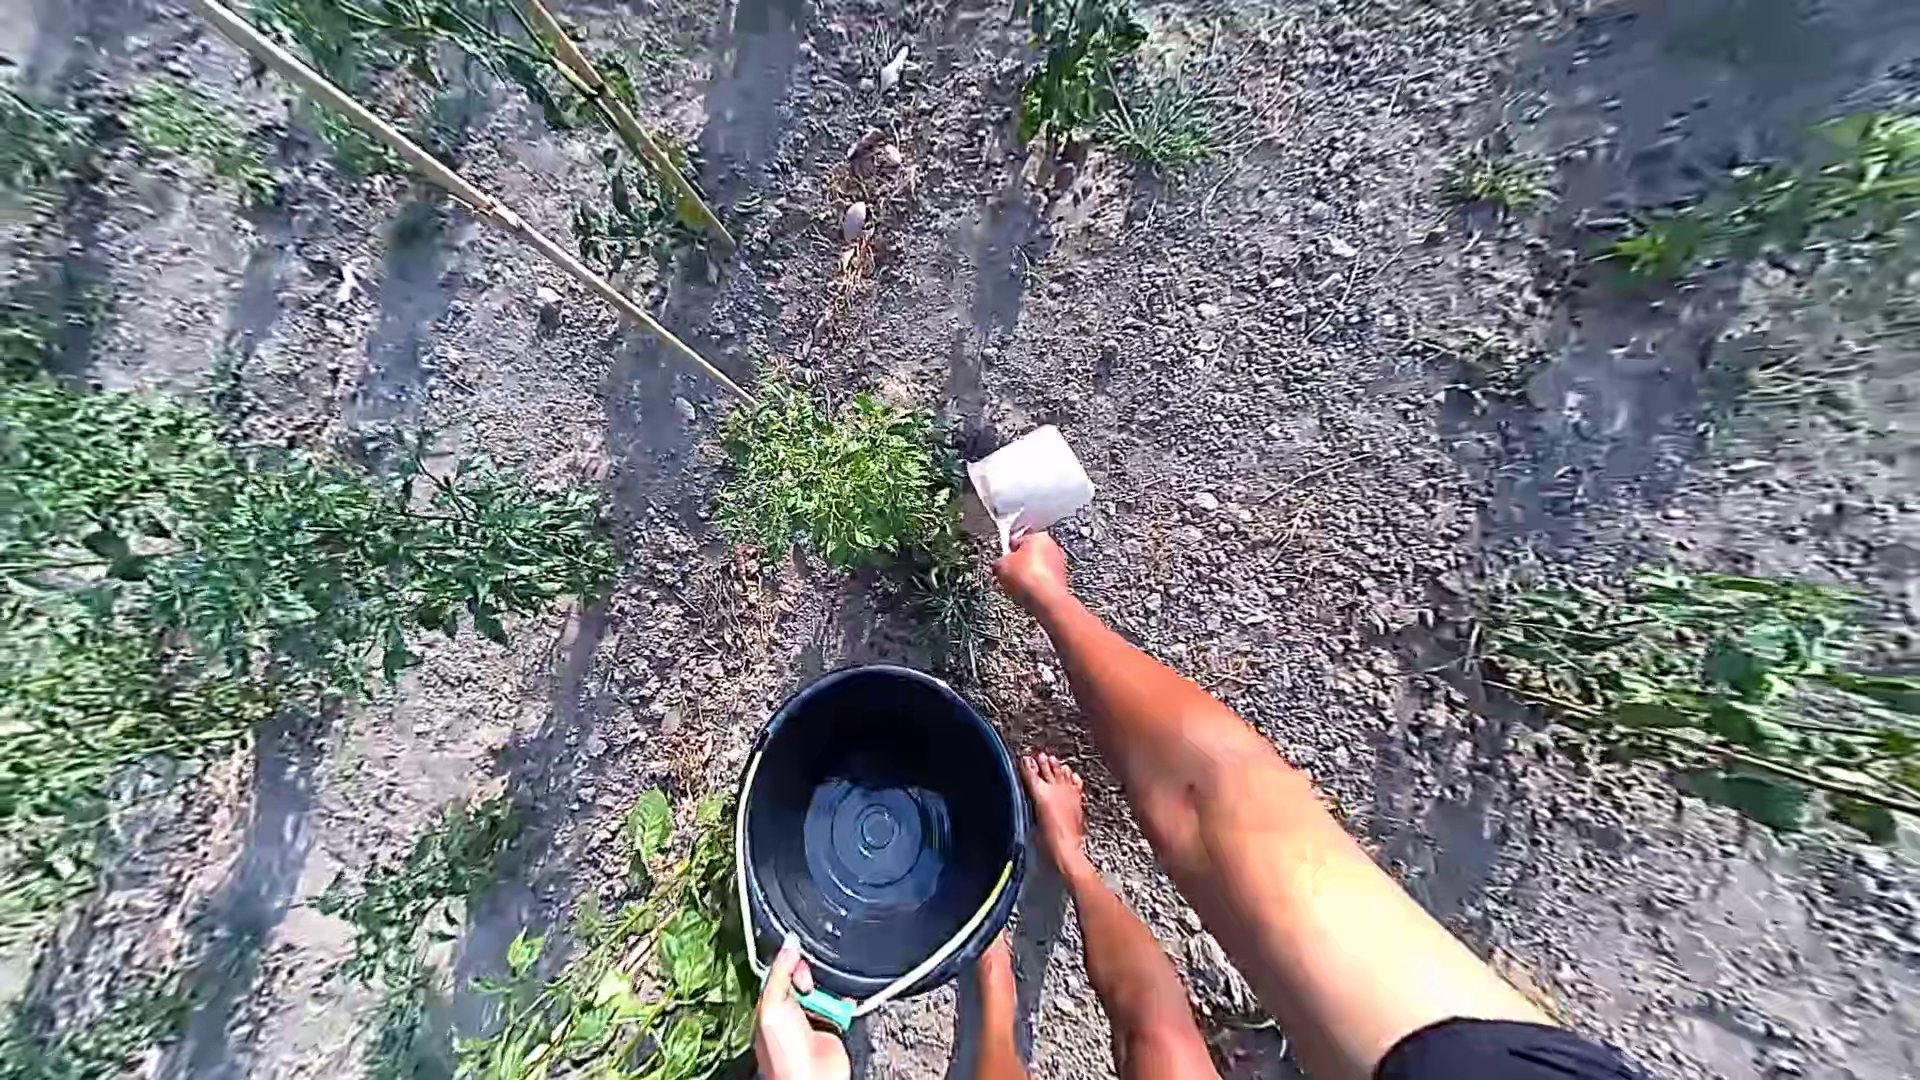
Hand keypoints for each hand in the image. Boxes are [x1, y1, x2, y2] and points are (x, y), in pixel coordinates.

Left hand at [754, 934, 849, 1079]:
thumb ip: (780, 971)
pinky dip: (844, 1000)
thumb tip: (790, 941)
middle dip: (808, 975)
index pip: (781, 970)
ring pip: (822, 987)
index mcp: (771, 1007)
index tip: (796, 963)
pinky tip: (841, 1003)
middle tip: (808, 987)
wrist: (814, 1079)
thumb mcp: (773, 1005)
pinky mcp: (832, 1025)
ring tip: (825, 997)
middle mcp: (790, 1012)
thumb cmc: (784, 1054)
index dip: (790, 963)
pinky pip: (841, 1002)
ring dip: (827, 987)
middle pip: (803, 976)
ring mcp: (811, 1019)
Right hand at [993, 531, 1071, 613]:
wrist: (1045, 600)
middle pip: (1029, 554)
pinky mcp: (1061, 581)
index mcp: (1039, 537)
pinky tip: (1029, 593)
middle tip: (1008, 574)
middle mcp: (1053, 547)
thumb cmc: (1028, 578)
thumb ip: (999, 561)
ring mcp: (1059, 564)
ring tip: (1018, 586)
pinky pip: (1043, 581)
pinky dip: (1036, 586)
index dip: (1007, 552)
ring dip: (1027, 576)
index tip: (1002, 560)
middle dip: (1018, 564)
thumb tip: (999, 565)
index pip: (1018, 540)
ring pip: (1037, 568)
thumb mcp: (1000, 565)